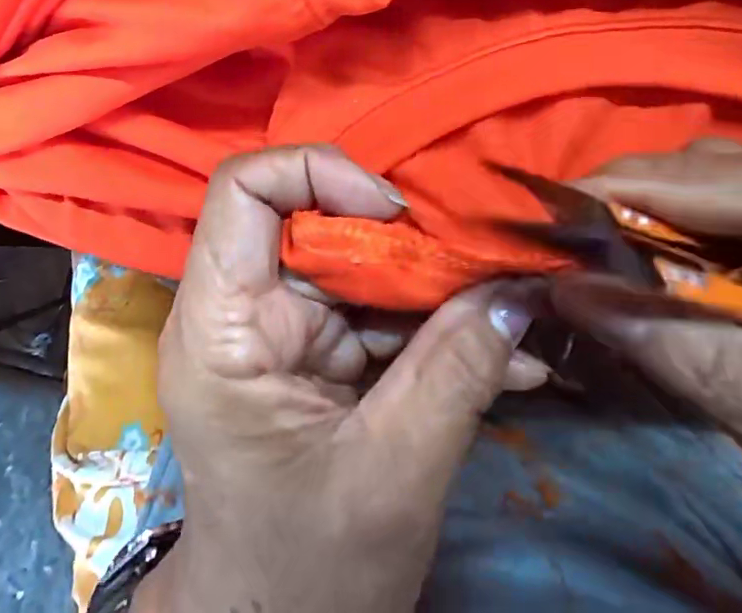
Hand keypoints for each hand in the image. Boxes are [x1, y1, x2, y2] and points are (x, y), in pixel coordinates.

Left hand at [137, 145, 545, 612]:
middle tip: (485, 260)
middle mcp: (245, 309)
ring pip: (361, 259)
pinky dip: (439, 322)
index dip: (318, 172)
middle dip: (407, 236)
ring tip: (515, 304)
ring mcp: (285, 326)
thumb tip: (518, 292)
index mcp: (223, 327)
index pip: (244, 190)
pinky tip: (508, 351)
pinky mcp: (320, 346)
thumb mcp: (392, 474)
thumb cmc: (309, 569)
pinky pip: (381, 307)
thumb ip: (456, 372)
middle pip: (319, 219)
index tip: (395, 210)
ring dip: (438, 281)